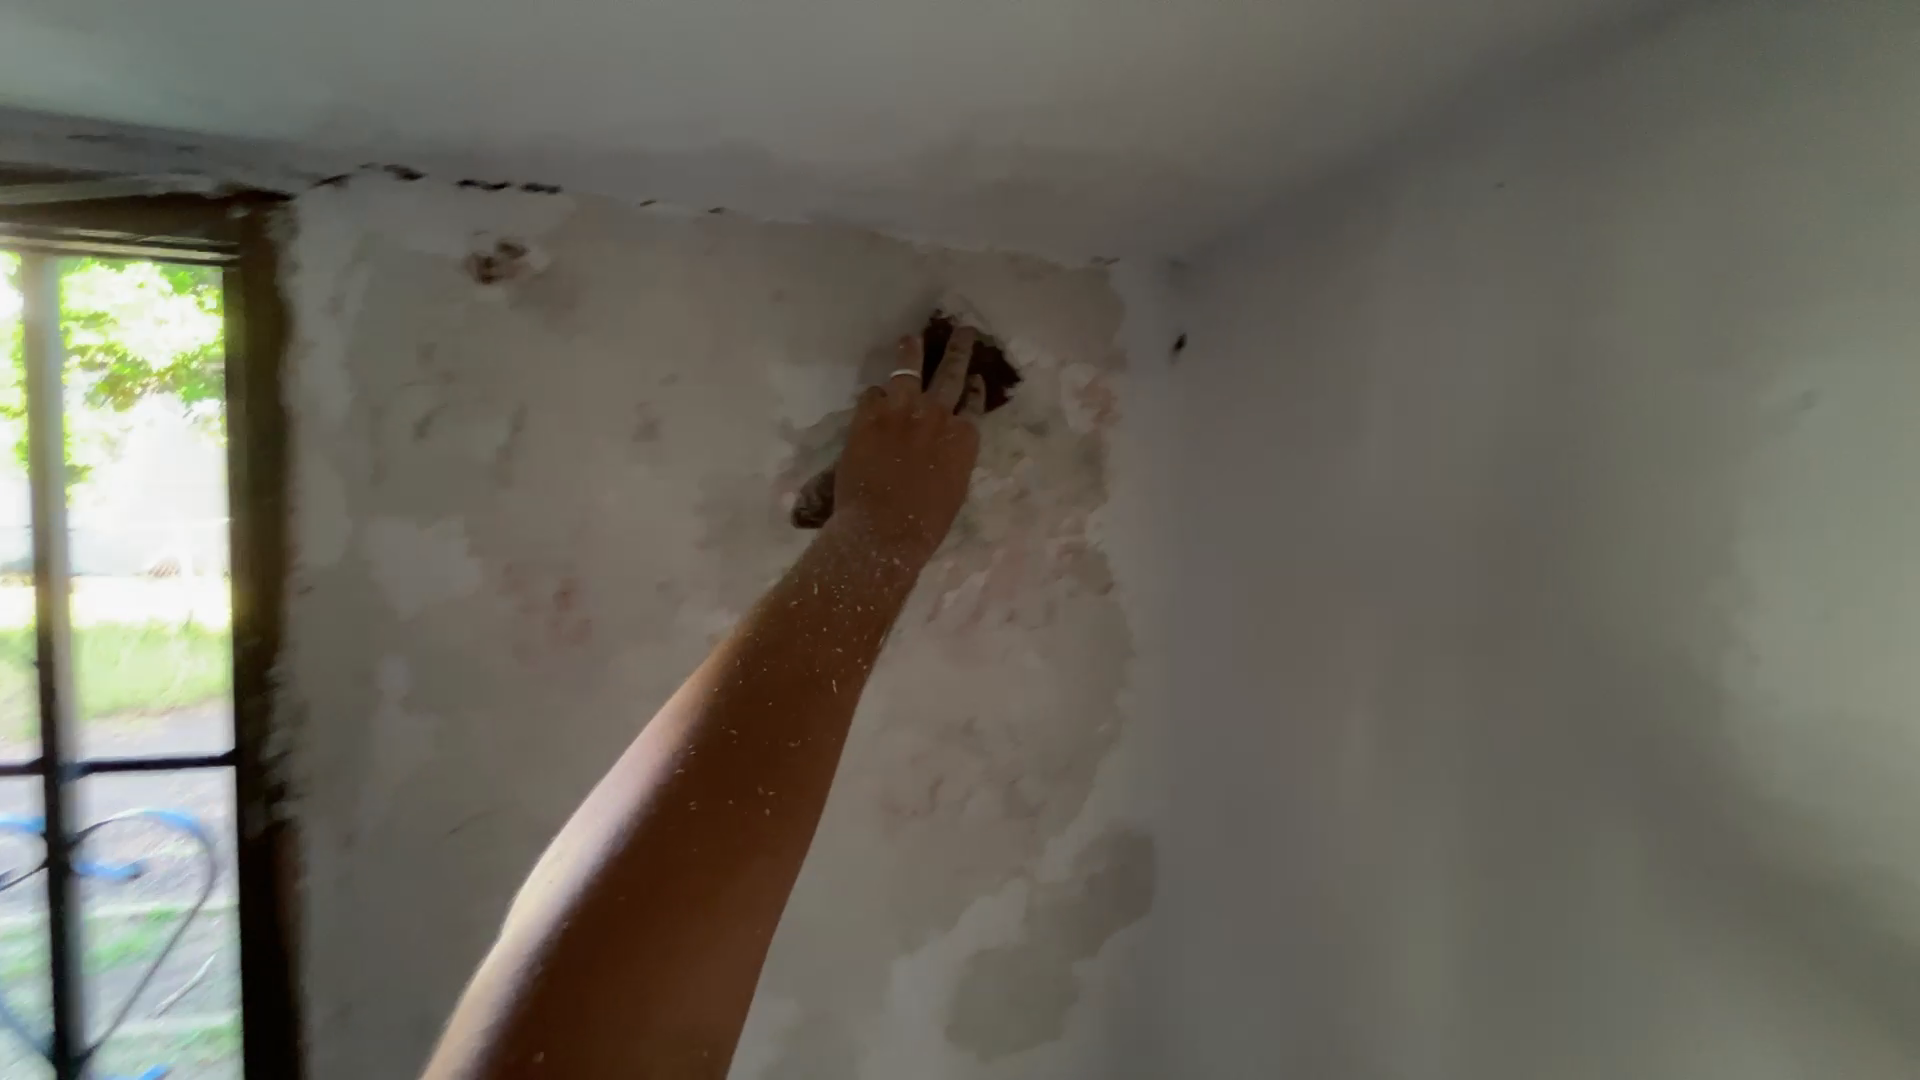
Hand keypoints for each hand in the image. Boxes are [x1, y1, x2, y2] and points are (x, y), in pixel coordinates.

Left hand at [830, 328, 984, 564]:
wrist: (883, 530)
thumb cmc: (925, 523)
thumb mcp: (954, 489)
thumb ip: (952, 457)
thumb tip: (943, 446)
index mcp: (964, 437)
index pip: (973, 402)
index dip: (974, 387)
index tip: (975, 378)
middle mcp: (937, 415)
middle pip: (951, 373)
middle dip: (959, 349)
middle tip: (963, 331)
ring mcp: (901, 411)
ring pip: (907, 368)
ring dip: (911, 351)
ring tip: (911, 339)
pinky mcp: (868, 416)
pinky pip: (872, 393)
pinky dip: (876, 395)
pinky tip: (875, 396)